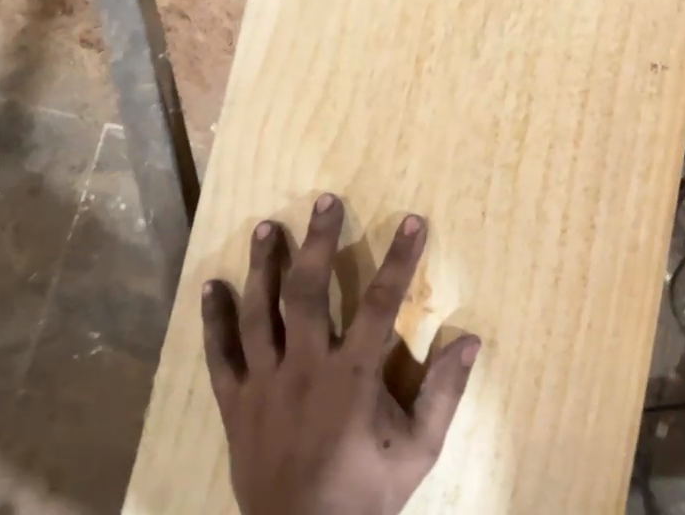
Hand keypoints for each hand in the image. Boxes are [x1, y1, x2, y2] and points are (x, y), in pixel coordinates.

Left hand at [202, 194, 481, 514]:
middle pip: (308, 291)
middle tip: (325, 200)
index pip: (382, 302)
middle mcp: (304, 368)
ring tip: (268, 226)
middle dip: (318, 241)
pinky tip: (212, 286)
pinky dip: (213, 320)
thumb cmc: (366, 492)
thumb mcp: (420, 448)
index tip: (412, 220)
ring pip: (259, 313)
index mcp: (352, 375)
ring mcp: (264, 385)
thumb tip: (472, 338)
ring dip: (263, 265)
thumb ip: (445, 392)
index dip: (400, 258)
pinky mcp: (235, 405)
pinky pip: (219, 355)